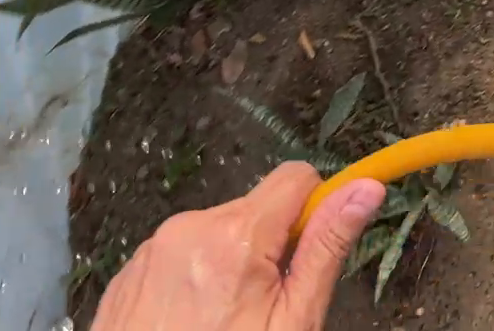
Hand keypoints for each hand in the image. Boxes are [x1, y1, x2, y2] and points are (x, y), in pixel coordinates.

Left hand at [92, 163, 384, 330]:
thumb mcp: (292, 325)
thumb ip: (327, 248)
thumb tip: (367, 187)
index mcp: (236, 235)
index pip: (297, 177)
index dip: (312, 211)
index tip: (305, 257)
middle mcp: (190, 226)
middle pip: (257, 208)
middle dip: (269, 245)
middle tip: (262, 307)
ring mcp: (151, 250)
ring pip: (219, 230)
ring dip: (230, 261)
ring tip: (220, 322)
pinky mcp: (126, 274)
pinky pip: (180, 253)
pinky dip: (193, 278)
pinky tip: (187, 326)